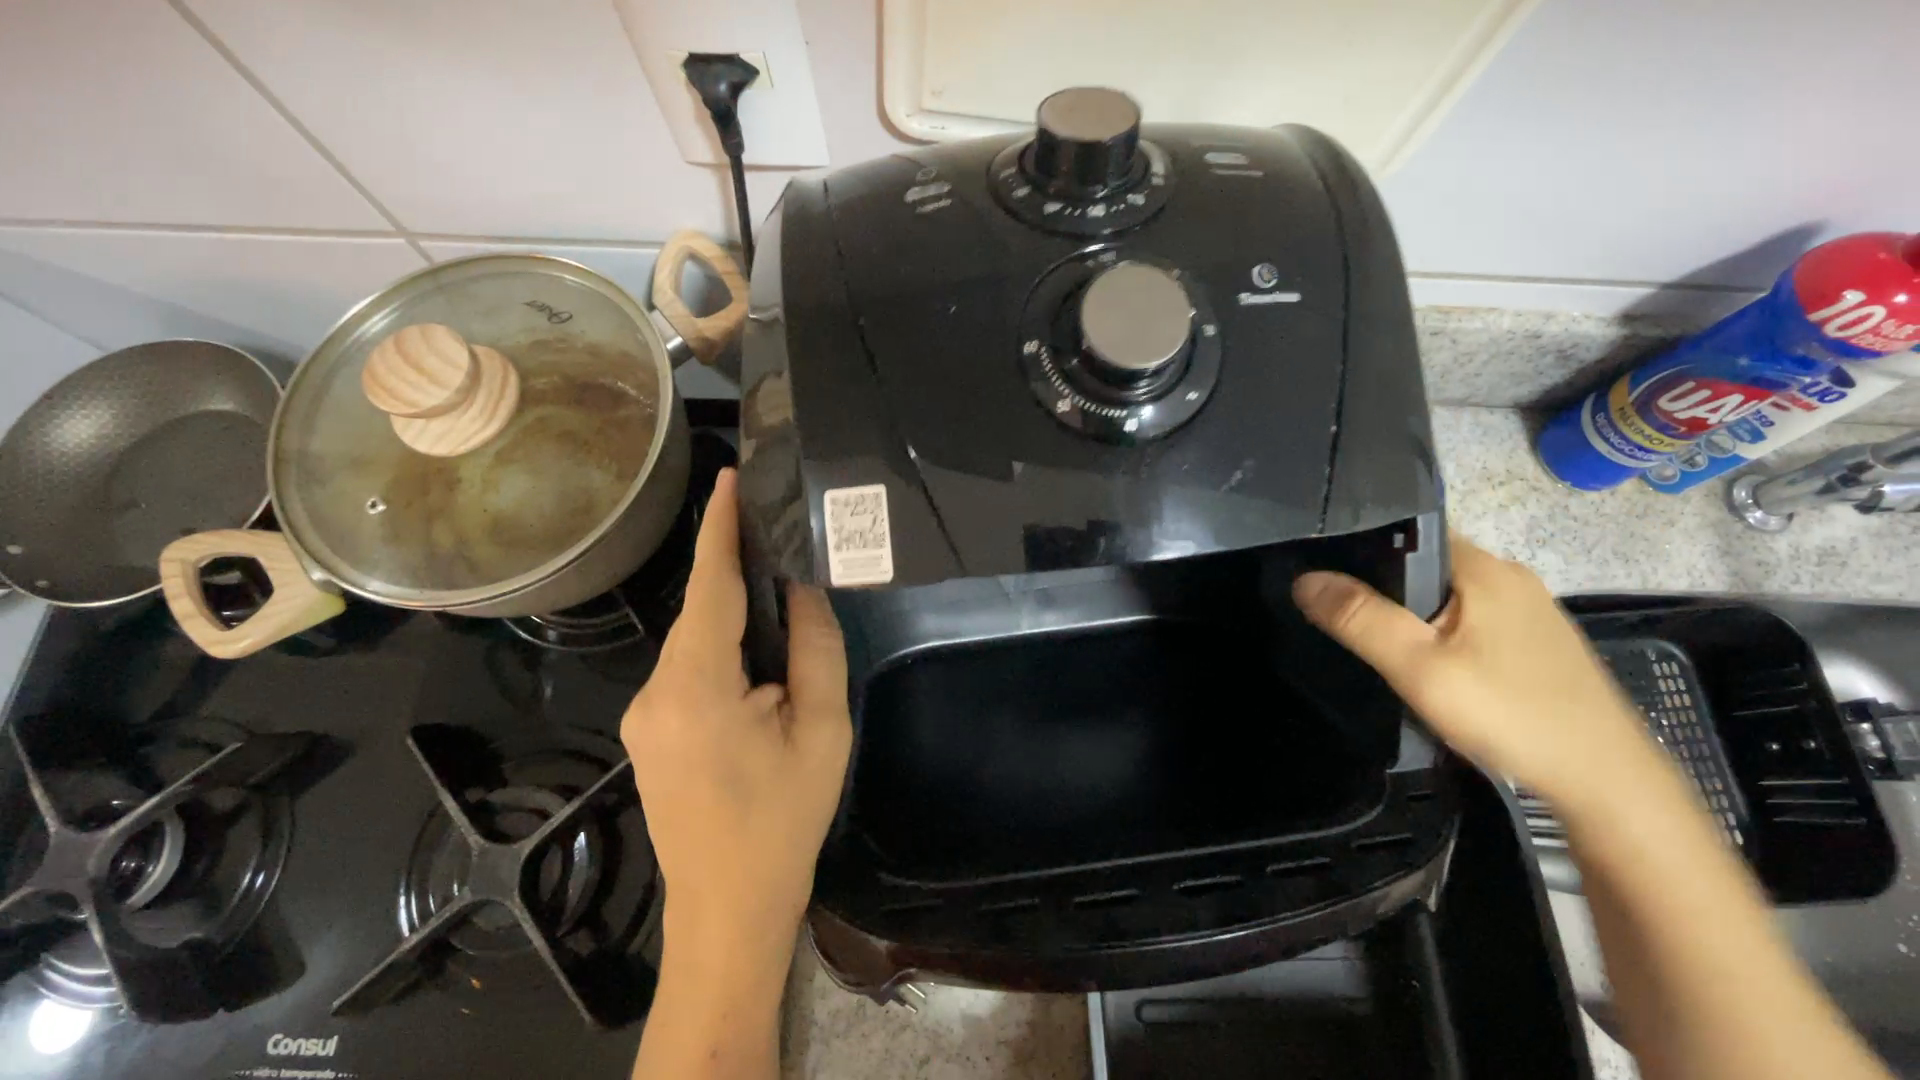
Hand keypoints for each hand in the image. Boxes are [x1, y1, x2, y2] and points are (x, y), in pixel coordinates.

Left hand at [621, 468, 852, 962]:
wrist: (727, 908)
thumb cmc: (782, 823)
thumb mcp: (822, 733)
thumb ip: (815, 650)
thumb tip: (802, 591)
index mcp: (696, 687)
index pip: (708, 587)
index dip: (719, 529)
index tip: (730, 478)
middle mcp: (655, 691)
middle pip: (698, 611)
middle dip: (734, 571)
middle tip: (779, 535)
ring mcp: (643, 714)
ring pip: (692, 641)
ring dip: (731, 616)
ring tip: (778, 597)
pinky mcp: (648, 732)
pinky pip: (686, 670)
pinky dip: (719, 649)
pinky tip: (755, 659)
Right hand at [1291, 534, 1656, 807]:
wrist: (1604, 781)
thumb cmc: (1510, 715)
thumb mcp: (1419, 668)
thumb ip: (1361, 619)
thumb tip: (1305, 580)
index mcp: (1485, 568)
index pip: (1410, 531)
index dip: (1362, 547)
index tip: (1325, 577)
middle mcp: (1511, 577)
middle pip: (1427, 564)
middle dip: (1384, 586)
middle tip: (1343, 619)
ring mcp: (1531, 611)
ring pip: (1450, 596)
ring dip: (1415, 616)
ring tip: (1379, 647)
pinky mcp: (1539, 643)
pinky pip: (1473, 621)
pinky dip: (1443, 635)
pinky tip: (1431, 669)